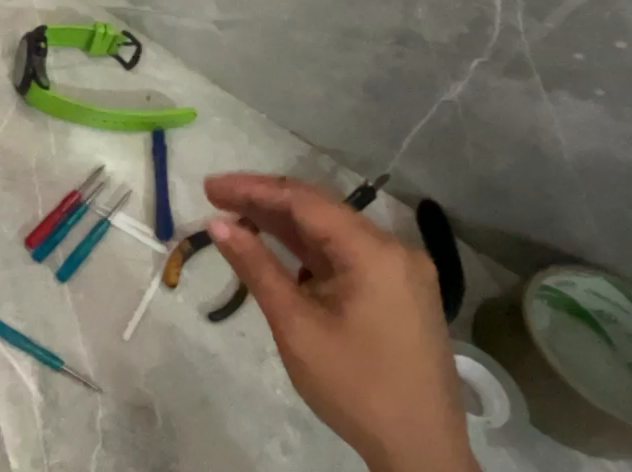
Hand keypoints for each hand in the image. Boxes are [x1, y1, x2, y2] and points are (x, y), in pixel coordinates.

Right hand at [205, 174, 476, 471]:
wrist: (423, 452)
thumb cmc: (356, 385)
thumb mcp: (296, 325)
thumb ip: (256, 266)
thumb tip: (217, 223)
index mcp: (374, 253)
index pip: (303, 201)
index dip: (252, 188)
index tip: (208, 187)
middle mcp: (393, 251)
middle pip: (319, 209)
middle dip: (264, 200)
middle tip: (215, 196)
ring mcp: (399, 272)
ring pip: (330, 230)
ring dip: (282, 222)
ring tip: (234, 216)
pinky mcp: (397, 292)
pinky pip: (343, 253)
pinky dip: (304, 246)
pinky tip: (274, 246)